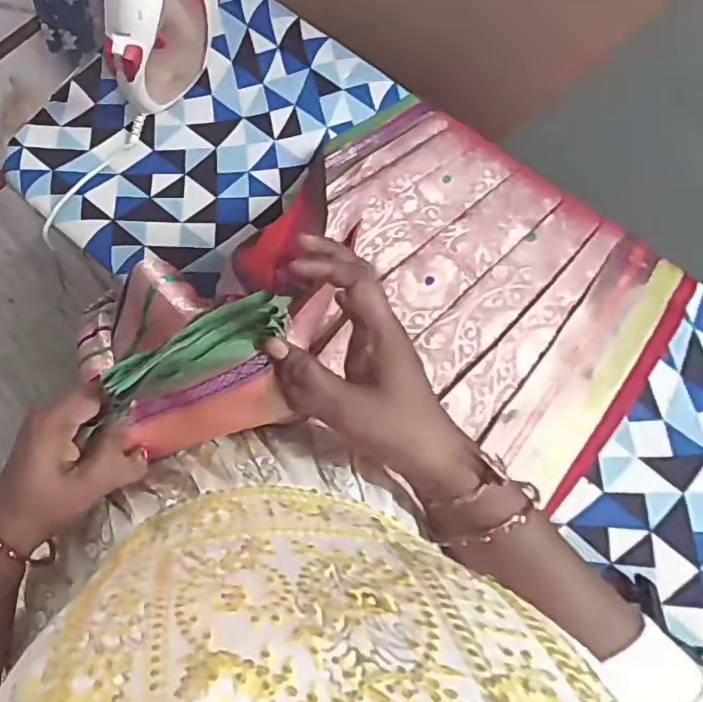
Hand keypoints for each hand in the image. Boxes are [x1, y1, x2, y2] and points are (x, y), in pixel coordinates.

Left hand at [0, 384, 148, 553]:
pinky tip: (103, 453)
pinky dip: (91, 433)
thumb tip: (140, 441)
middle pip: (90, 399)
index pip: (95, 391)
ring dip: (104, 425)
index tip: (144, 415)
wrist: (7, 529)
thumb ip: (116, 460)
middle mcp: (46, 412)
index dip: (121, 399)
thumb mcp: (86, 488)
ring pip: (84, 411)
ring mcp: (42, 422)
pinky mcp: (43, 434)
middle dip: (115, 414)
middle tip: (138, 435)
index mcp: (54, 419)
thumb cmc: (46, 508)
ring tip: (125, 445)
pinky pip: (74, 423)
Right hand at [263, 235, 494, 501]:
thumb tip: (270, 341)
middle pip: (360, 274)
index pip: (357, 280)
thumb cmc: (394, 430)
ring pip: (357, 290)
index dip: (323, 266)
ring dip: (329, 272)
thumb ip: (306, 376)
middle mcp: (382, 326)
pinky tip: (313, 300)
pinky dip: (330, 297)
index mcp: (382, 331)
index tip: (290, 268)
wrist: (432, 456)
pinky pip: (351, 312)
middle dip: (329, 255)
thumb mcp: (346, 407)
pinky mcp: (372, 352)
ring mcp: (379, 338)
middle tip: (294, 245)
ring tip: (297, 264)